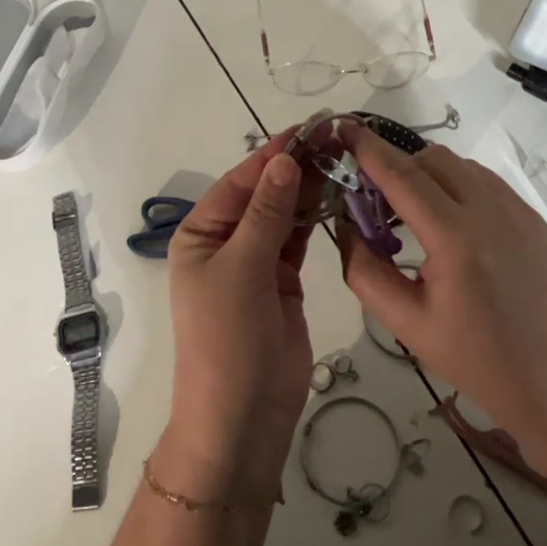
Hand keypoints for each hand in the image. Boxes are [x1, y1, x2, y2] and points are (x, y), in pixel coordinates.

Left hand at [158, 133, 313, 502]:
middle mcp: (227, 243)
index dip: (273, 154)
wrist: (242, 417)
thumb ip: (266, 214)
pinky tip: (339, 196)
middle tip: (340, 139)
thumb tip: (284, 161)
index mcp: (201, 236)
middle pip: (264, 195)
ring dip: (310, 190)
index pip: (239, 183)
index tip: (310, 127)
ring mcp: (257, 264)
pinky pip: (301, 241)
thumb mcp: (241, 270)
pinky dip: (317, 219)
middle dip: (296, 168)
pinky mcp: (284, 284)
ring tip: (345, 159)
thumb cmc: (228, 340)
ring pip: (285, 216)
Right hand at [336, 125, 546, 453]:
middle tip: (375, 195)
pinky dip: (459, 186)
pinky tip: (450, 223)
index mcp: (454, 239)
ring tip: (414, 212)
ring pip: (461, 166)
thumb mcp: (404, 322)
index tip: (343, 129)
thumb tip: (347, 226)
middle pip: (432, 158)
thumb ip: (365, 270)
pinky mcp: (532, 219)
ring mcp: (517, 212)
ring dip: (429, 174)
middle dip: (398, 164)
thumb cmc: (471, 356)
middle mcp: (489, 212)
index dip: (368, 149)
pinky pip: (486, 182)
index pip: (402, 175)